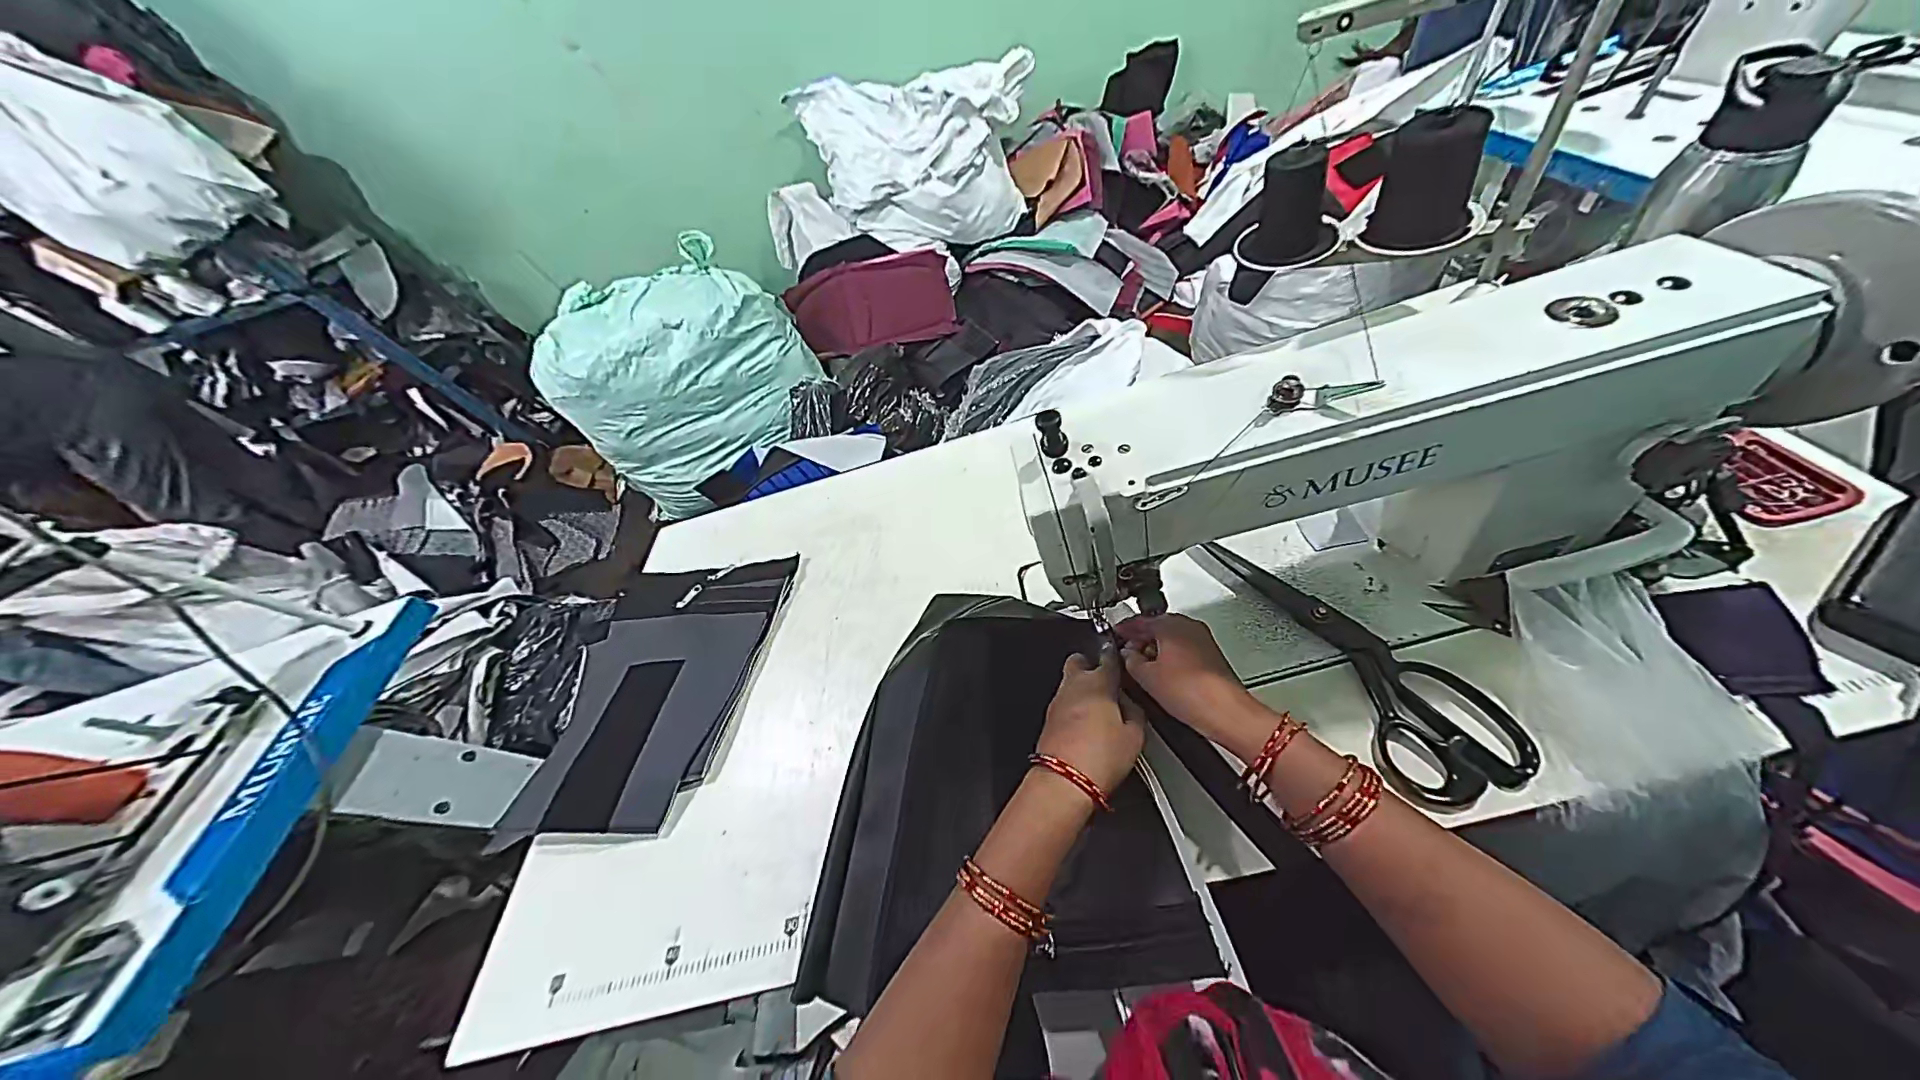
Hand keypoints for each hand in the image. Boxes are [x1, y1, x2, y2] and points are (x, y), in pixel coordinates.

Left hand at [1036, 648, 1145, 797]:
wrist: (1064, 780)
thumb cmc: (1098, 758)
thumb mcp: (1135, 736)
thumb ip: (1135, 712)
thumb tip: (1131, 706)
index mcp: (1099, 683)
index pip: (1108, 658)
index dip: (1116, 657)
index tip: (1120, 659)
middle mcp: (1074, 685)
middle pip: (1079, 661)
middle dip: (1091, 665)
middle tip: (1106, 682)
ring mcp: (1057, 700)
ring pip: (1069, 681)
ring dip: (1081, 687)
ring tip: (1098, 708)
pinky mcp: (1048, 718)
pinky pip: (1063, 702)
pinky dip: (1073, 706)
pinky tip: (1085, 723)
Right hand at [1115, 614, 1255, 736]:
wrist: (1225, 712)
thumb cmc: (1193, 692)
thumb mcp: (1145, 676)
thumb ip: (1130, 660)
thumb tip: (1128, 656)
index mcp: (1172, 624)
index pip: (1139, 620)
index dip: (1124, 629)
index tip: (1116, 634)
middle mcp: (1189, 627)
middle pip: (1157, 627)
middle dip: (1140, 639)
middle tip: (1126, 652)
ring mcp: (1203, 641)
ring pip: (1171, 639)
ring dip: (1156, 650)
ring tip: (1144, 669)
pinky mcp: (1210, 657)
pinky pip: (1184, 651)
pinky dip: (1171, 659)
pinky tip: (1164, 677)